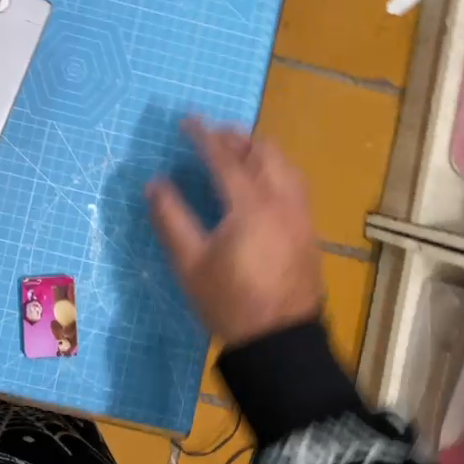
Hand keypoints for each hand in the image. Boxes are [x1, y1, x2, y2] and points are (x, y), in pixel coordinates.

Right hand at [146, 119, 323, 346]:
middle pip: (265, 154)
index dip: (204, 136)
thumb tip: (155, 183)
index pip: (225, 159)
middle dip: (237, 138)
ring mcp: (301, 217)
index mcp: (251, 207)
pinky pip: (295, 185)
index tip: (187, 120)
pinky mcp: (308, 232)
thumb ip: (170, 218)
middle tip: (212, 135)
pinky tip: (260, 181)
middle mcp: (282, 204)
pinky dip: (275, 170)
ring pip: (286, 167)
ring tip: (236, 151)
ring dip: (259, 152)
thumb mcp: (189, 263)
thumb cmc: (229, 302)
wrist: (280, 343)